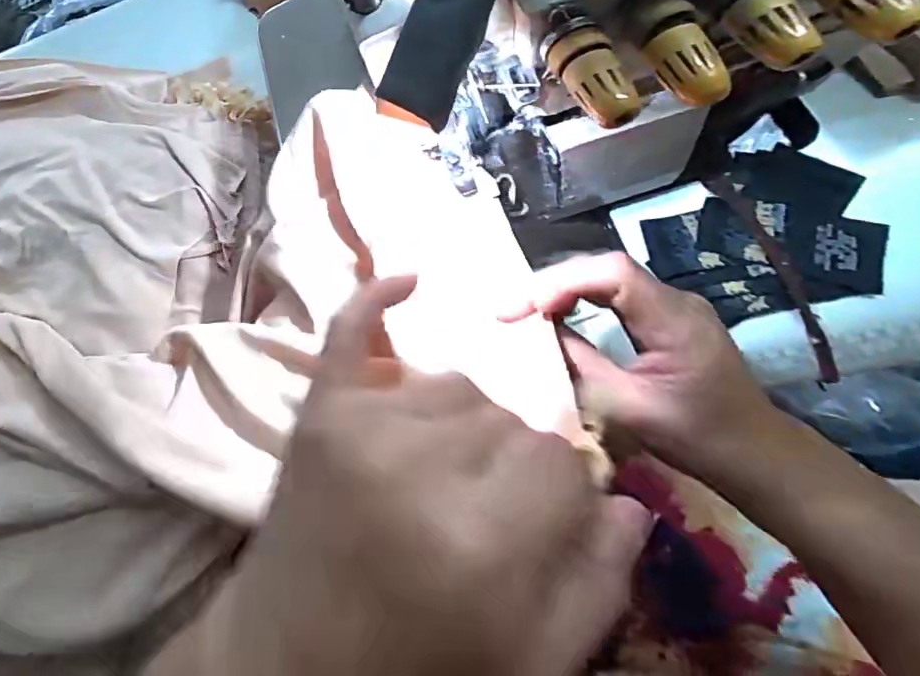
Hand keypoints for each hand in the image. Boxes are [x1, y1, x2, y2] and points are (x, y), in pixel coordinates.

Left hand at [156, 276, 654, 675]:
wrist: (292, 661)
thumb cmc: (420, 665)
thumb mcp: (530, 660)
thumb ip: (596, 581)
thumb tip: (627, 499)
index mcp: (482, 538)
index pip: (559, 459)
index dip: (561, 490)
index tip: (542, 517)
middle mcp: (418, 464)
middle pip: (505, 414)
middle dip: (511, 458)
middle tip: (484, 503)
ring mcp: (358, 423)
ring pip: (453, 382)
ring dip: (461, 419)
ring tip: (441, 469)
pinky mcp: (319, 408)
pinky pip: (352, 328)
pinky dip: (378, 298)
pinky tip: (409, 281)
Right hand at [524, 254, 794, 484]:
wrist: (761, 458)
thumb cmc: (701, 439)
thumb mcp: (633, 412)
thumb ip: (582, 368)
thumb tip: (538, 336)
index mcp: (675, 320)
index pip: (612, 273)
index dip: (562, 282)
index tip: (525, 311)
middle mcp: (676, 299)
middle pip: (605, 268)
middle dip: (553, 283)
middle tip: (512, 310)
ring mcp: (673, 304)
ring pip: (607, 276)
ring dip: (563, 288)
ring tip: (527, 310)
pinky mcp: (667, 315)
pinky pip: (615, 292)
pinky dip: (580, 298)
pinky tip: (558, 313)